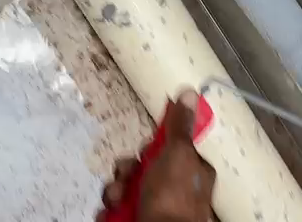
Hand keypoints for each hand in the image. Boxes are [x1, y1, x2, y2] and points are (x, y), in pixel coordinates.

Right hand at [97, 91, 216, 221]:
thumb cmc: (171, 198)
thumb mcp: (178, 154)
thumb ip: (180, 126)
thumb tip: (190, 93)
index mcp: (192, 172)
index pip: (169, 149)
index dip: (153, 148)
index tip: (145, 150)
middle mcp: (175, 191)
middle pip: (143, 167)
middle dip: (127, 169)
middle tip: (125, 175)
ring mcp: (155, 210)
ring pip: (127, 188)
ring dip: (116, 190)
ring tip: (116, 199)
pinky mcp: (136, 221)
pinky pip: (117, 209)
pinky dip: (111, 210)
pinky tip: (110, 213)